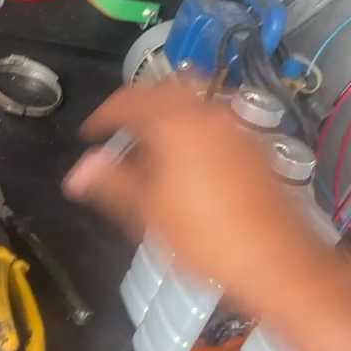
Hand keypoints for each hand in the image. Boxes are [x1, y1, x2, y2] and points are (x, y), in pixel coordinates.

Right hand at [64, 80, 329, 311]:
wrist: (274, 259)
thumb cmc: (204, 236)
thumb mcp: (147, 212)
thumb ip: (110, 183)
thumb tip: (77, 171)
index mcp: (175, 123)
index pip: (129, 100)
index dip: (103, 116)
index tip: (88, 134)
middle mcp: (208, 114)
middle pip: (165, 90)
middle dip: (137, 106)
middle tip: (118, 130)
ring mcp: (236, 128)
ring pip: (193, 103)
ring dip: (166, 114)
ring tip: (148, 144)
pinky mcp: (254, 147)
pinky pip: (214, 122)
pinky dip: (191, 128)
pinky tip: (184, 161)